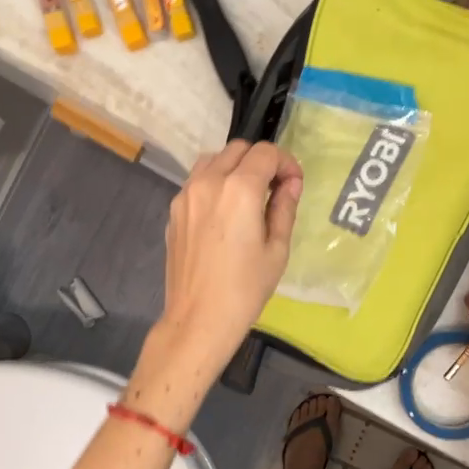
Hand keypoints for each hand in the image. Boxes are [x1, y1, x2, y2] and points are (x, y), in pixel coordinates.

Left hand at [157, 140, 303, 370]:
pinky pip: (197, 182)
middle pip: (238, 150)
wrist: (199, 319)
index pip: (265, 153)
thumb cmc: (245, 290)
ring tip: (249, 198)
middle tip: (275, 190)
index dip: (286, 163)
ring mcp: (186, 195)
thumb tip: (290, 184)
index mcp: (239, 190)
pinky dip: (215, 184)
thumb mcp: (277, 251)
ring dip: (235, 168)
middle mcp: (209, 182)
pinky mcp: (174, 211)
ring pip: (213, 160)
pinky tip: (225, 214)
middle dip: (261, 162)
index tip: (294, 184)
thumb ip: (284, 209)